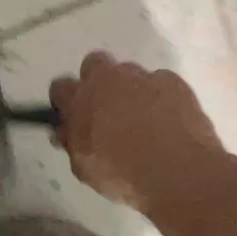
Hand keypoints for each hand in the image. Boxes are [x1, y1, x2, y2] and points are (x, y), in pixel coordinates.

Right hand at [48, 52, 234, 217]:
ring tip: (140, 119)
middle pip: (94, 63)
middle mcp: (109, 78)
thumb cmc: (120, 172)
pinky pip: (161, 83)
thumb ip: (71, 143)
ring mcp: (144, 77)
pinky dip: (160, 97)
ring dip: (130, 89)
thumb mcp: (82, 165)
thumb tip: (65, 133)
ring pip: (130, 73)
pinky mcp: (175, 83)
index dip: (64, 102)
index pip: (59, 87)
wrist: (177, 170)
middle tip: (103, 109)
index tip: (70, 118)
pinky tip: (166, 121)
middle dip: (96, 81)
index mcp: (80, 98)